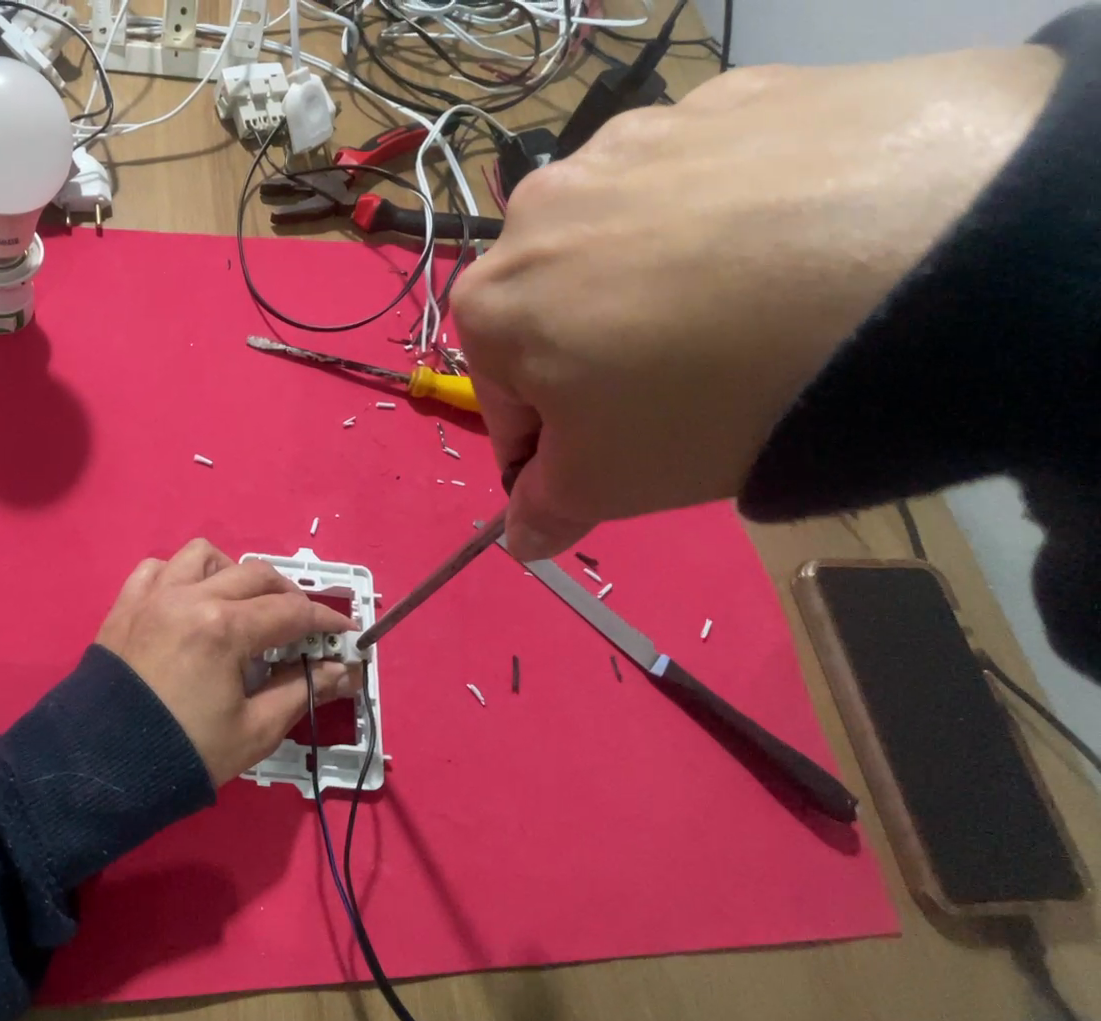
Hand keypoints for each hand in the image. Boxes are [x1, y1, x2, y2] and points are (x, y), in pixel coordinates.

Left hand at [95, 539, 357, 787]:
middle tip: (302, 626)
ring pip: (203, 555)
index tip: (345, 632)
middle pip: (255, 576)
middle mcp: (189, 597)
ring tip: (242, 605)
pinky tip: (190, 600)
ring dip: (232, 573)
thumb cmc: (186, 751)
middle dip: (288, 596)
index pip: (290, 611)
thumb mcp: (255, 729)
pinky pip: (157, 568)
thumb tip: (341, 671)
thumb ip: (302, 691)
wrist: (103, 766)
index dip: (325, 621)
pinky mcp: (125, 605)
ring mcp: (153, 596)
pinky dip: (181, 574)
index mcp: (224, 627)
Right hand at [452, 47, 1059, 559]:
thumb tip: (521, 537)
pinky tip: (785, 242)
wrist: (917, 264)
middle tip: (682, 384)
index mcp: (488, 304)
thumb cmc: (706, 398)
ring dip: (655, 277)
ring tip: (744, 309)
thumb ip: (545, 511)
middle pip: (556, 309)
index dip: (552, 443)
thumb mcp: (609, 484)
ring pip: (623, 236)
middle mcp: (536, 209)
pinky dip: (726, 212)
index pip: (504, 399)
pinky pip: (705, 174)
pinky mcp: (732, 97)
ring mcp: (634, 140)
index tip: (611, 457)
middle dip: (597, 352)